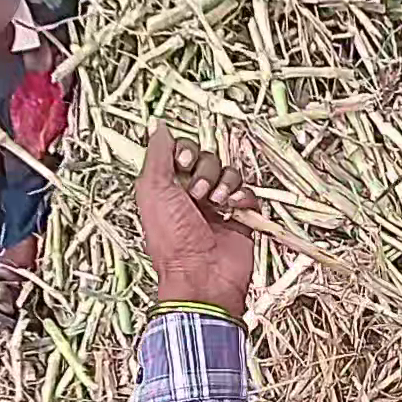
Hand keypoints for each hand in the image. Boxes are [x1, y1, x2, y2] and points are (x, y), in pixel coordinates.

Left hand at [135, 125, 258, 319]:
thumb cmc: (172, 242)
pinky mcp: (241, 220)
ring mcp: (219, 208)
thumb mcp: (153, 190)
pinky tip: (233, 209)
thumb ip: (157, 154)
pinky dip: (243, 197)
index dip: (187, 152)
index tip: (183, 164)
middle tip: (197, 193)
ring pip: (230, 174)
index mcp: (169, 189)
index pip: (184, 152)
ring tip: (217, 203)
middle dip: (206, 171)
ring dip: (225, 182)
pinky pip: (249, 194)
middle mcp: (194, 197)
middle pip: (208, 160)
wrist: (201, 277)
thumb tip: (158, 125)